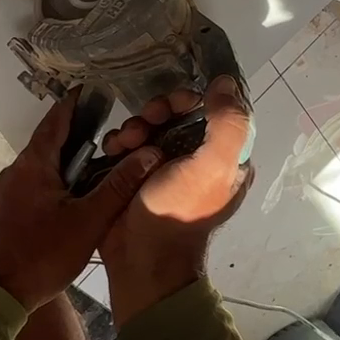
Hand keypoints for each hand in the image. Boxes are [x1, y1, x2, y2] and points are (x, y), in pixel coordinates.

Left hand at [0, 91, 163, 310]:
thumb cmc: (41, 255)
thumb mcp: (88, 222)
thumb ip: (118, 186)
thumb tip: (149, 153)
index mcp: (34, 164)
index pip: (56, 120)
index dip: (73, 103)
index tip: (90, 91)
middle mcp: (13, 171)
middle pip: (47, 144)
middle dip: (73, 136)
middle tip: (103, 134)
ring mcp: (1, 193)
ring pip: (37, 169)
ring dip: (60, 164)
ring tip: (89, 170)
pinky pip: (27, 188)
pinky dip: (47, 184)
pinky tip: (62, 201)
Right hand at [98, 76, 254, 323]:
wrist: (140, 257)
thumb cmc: (179, 211)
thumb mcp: (213, 167)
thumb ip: (227, 124)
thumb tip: (225, 82)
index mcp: (224, 156)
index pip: (212, 108)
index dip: (192, 98)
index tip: (175, 103)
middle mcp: (196, 156)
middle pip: (177, 112)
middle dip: (157, 111)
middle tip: (144, 123)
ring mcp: (163, 164)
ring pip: (148, 124)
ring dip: (134, 126)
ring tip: (123, 144)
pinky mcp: (134, 172)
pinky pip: (126, 142)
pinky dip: (118, 141)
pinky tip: (113, 151)